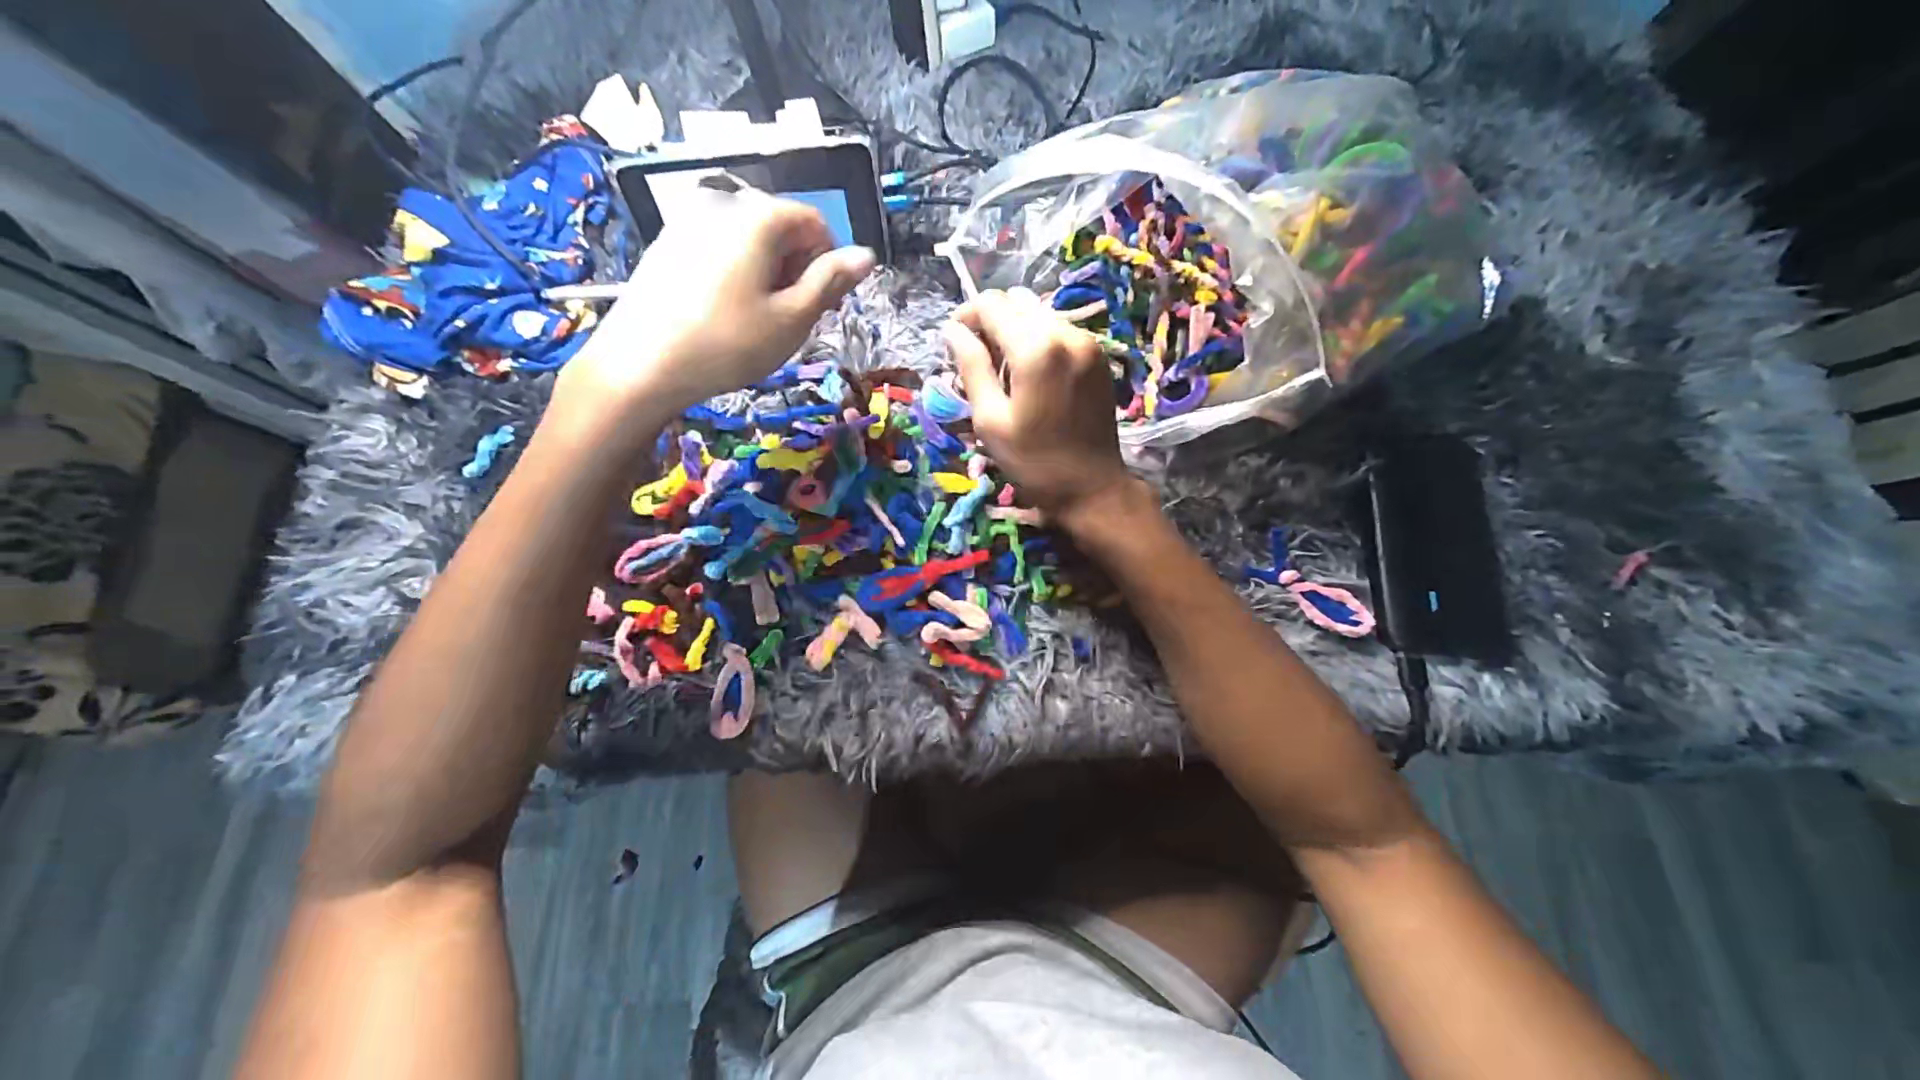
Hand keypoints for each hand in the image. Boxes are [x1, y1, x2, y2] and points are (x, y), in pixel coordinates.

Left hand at [555, 189, 875, 418]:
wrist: (640, 365)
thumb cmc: (728, 344)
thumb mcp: (792, 319)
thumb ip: (831, 282)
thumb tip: (866, 255)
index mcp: (759, 214)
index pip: (815, 222)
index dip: (830, 263)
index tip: (825, 304)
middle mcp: (722, 202)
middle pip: (781, 227)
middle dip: (796, 268)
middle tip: (791, 318)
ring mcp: (688, 219)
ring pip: (749, 239)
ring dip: (767, 273)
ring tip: (757, 320)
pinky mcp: (666, 242)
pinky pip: (718, 248)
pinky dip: (735, 274)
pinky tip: (724, 313)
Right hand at [943, 289, 1141, 527]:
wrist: (1091, 487)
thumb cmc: (1033, 461)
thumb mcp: (990, 419)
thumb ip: (971, 366)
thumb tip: (953, 330)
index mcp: (1036, 349)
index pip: (992, 304)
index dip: (966, 316)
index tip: (954, 343)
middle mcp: (1066, 333)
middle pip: (1016, 301)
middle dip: (990, 320)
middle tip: (978, 358)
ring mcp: (1087, 340)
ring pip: (1038, 312)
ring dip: (1014, 328)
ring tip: (1004, 368)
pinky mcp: (1098, 353)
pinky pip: (1058, 328)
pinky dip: (1037, 338)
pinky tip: (1031, 372)